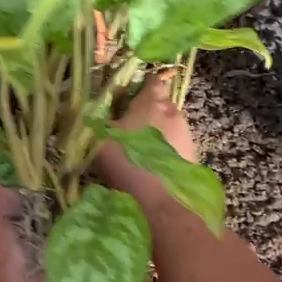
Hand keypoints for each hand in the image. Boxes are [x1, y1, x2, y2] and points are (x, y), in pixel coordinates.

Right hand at [94, 73, 199, 207]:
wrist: (161, 200)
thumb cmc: (127, 159)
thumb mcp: (100, 135)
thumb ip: (98, 119)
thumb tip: (88, 109)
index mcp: (151, 101)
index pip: (152, 81)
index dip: (141, 84)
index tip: (128, 93)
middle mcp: (173, 112)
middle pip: (161, 104)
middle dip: (147, 110)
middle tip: (128, 123)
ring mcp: (186, 134)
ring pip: (169, 125)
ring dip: (156, 132)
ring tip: (138, 147)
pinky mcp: (192, 156)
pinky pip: (175, 145)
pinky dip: (164, 150)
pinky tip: (151, 164)